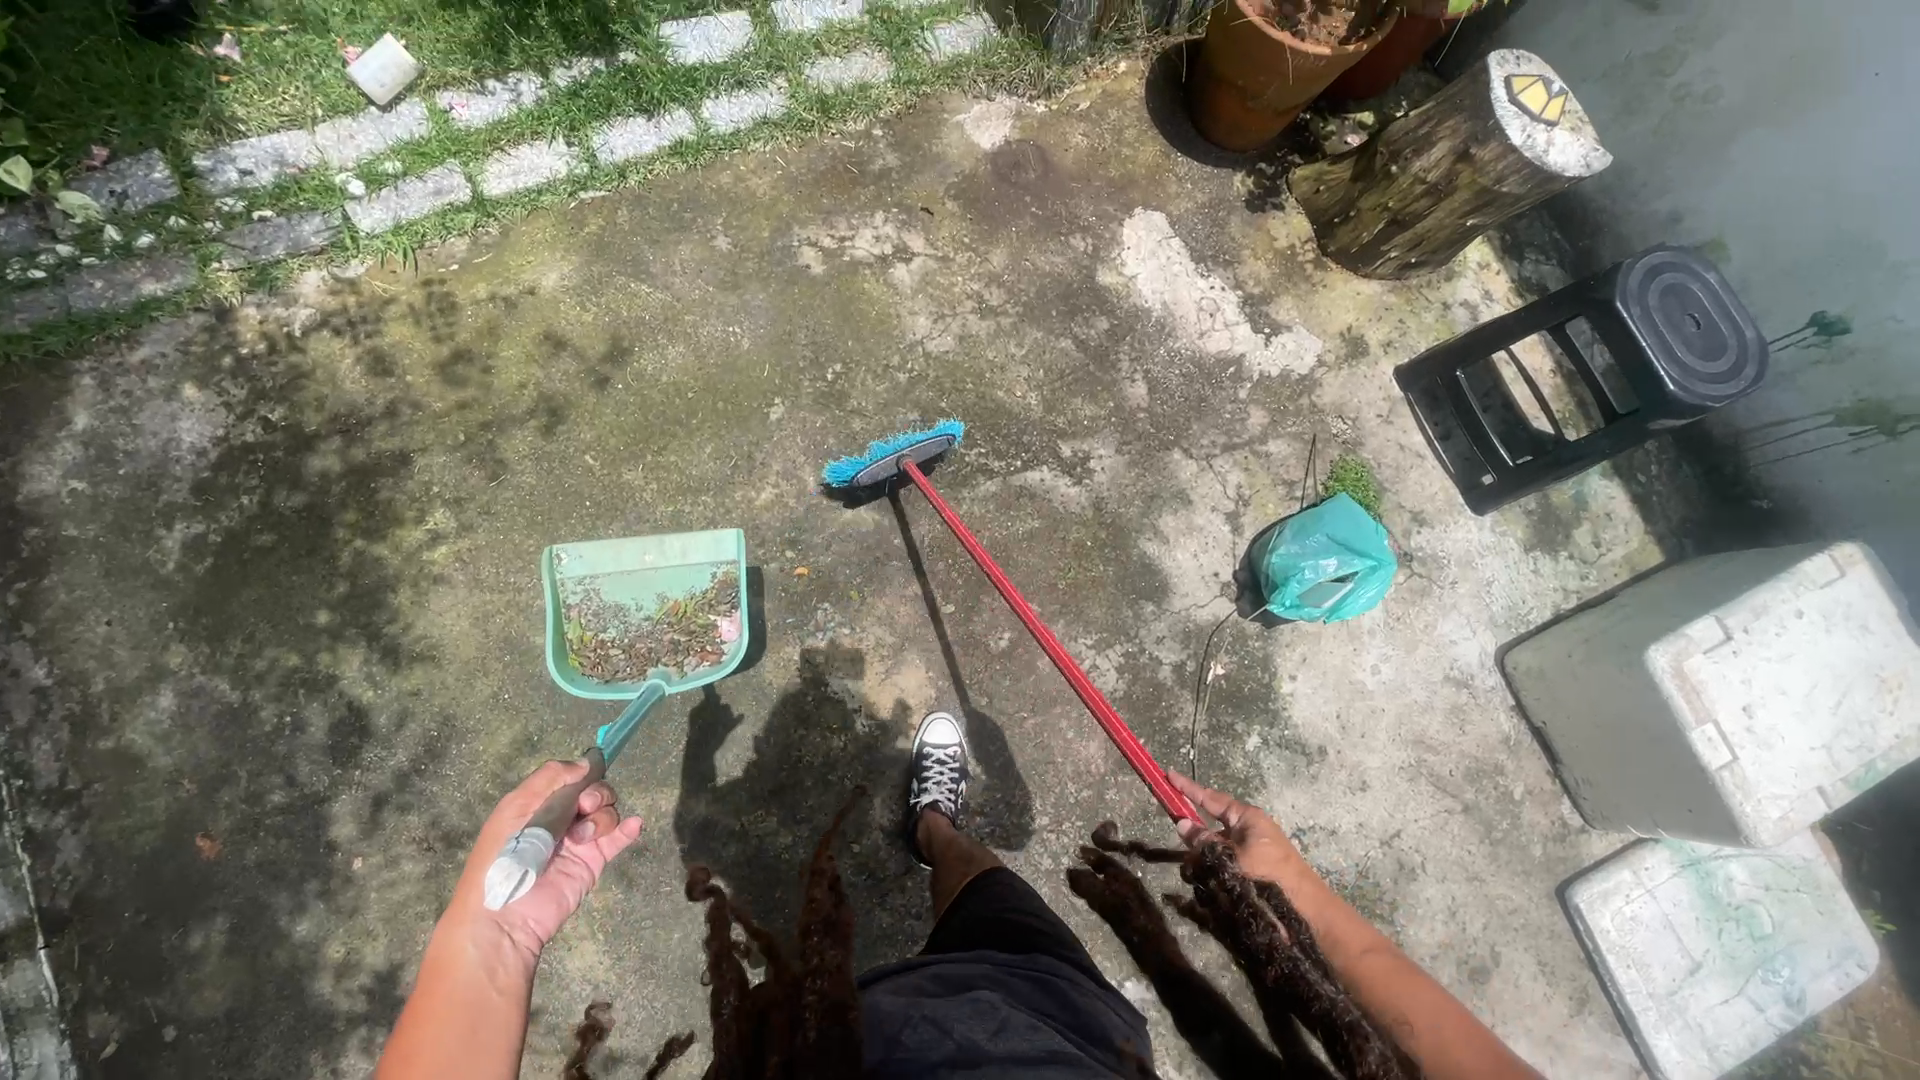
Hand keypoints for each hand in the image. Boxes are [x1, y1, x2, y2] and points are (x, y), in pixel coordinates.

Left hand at [445, 759, 644, 963]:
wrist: (505, 914)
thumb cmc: (502, 856)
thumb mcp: (516, 808)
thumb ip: (549, 778)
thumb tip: (587, 762)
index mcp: (540, 804)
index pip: (573, 777)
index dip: (584, 773)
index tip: (586, 777)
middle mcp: (563, 818)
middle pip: (596, 792)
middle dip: (597, 794)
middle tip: (585, 808)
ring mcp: (580, 840)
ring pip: (608, 813)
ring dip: (603, 817)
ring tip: (584, 837)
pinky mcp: (594, 861)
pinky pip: (619, 838)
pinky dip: (629, 828)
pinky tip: (634, 825)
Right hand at [1168, 770, 1306, 886]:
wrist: (1304, 911)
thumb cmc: (1269, 875)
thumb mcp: (1231, 856)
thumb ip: (1204, 841)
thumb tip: (1182, 823)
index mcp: (1246, 818)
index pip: (1210, 798)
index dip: (1187, 788)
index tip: (1168, 774)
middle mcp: (1247, 830)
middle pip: (1210, 828)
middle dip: (1196, 842)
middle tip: (1187, 853)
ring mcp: (1250, 851)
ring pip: (1214, 851)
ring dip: (1206, 865)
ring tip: (1206, 882)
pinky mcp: (1252, 871)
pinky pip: (1224, 867)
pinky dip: (1216, 876)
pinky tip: (1216, 892)